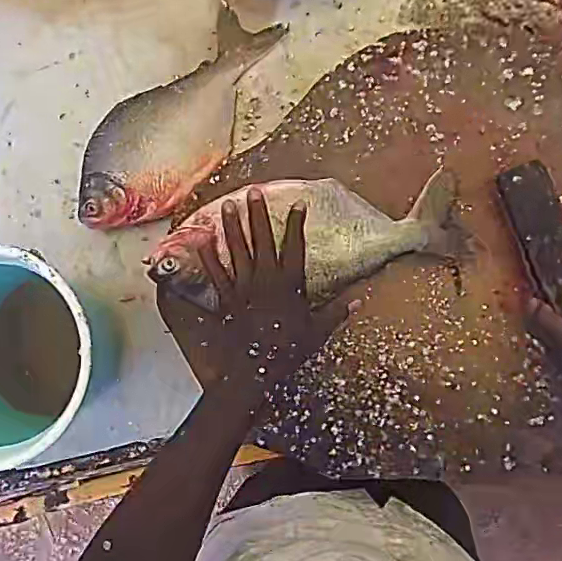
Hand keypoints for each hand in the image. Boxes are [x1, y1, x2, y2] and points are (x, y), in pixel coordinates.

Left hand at [157, 189, 350, 406]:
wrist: (258, 368)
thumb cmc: (290, 348)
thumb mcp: (318, 330)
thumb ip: (336, 312)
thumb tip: (359, 299)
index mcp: (290, 283)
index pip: (295, 246)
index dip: (297, 224)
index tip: (298, 204)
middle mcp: (266, 278)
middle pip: (263, 240)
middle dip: (258, 214)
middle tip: (253, 192)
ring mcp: (244, 286)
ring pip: (238, 250)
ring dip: (232, 227)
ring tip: (228, 205)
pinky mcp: (227, 298)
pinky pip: (216, 273)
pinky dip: (208, 257)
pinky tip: (202, 240)